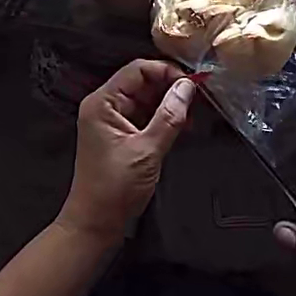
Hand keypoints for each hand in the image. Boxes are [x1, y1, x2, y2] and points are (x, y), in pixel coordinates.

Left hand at [56, 60, 194, 243]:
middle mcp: (105, 105)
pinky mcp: (121, 135)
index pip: (137, 70)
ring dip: (169, 103)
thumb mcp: (147, 151)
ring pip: (146, 99)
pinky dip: (163, 118)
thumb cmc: (114, 189)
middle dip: (170, 87)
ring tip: (196, 112)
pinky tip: (184, 124)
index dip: (166, 71)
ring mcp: (112, 120)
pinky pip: (145, 116)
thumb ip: (169, 117)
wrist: (95, 225)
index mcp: (102, 102)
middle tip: (200, 97)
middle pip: (142, 82)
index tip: (193, 82)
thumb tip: (188, 87)